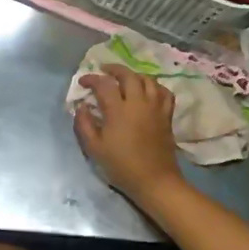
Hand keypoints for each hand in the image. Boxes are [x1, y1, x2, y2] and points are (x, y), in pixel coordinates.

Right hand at [74, 64, 186, 204]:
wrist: (154, 180)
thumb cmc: (121, 166)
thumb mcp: (94, 148)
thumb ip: (84, 124)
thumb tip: (81, 106)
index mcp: (118, 110)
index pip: (104, 84)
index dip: (91, 79)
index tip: (83, 82)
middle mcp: (138, 103)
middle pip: (128, 75)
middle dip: (114, 69)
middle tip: (104, 71)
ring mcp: (155, 107)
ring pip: (148, 80)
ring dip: (134, 75)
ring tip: (125, 79)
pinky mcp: (167, 115)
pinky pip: (164, 92)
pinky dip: (155, 86)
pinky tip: (148, 91)